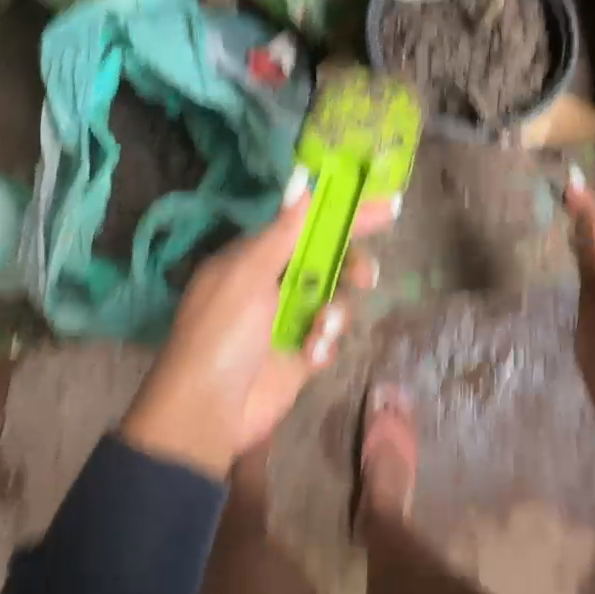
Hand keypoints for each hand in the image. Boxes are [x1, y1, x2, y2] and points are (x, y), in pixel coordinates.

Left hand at [120, 183, 393, 478]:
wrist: (207, 413)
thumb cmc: (222, 332)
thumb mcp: (248, 274)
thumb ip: (283, 231)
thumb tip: (302, 180)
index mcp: (254, 259)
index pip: (306, 226)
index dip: (344, 216)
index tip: (386, 208)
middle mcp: (272, 285)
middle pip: (329, 262)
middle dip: (351, 266)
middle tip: (367, 275)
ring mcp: (288, 322)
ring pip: (335, 300)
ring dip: (335, 311)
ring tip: (322, 328)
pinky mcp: (300, 357)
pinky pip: (329, 338)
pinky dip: (325, 343)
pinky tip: (310, 354)